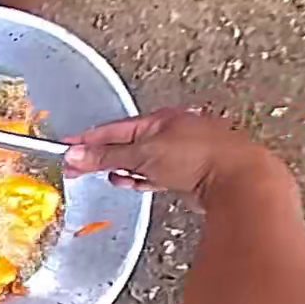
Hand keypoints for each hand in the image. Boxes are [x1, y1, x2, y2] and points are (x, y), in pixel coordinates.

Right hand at [62, 107, 286, 208]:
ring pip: (140, 160)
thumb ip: (105, 156)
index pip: (112, 129)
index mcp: (160, 119)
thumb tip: (74, 154)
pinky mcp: (189, 172)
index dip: (87, 140)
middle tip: (81, 168)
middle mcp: (171, 131)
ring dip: (124, 170)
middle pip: (126, 144)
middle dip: (104, 156)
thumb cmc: (197, 158)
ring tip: (115, 178)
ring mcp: (182, 151)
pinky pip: (155, 174)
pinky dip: (142, 179)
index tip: (66, 148)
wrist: (238, 181)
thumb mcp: (141, 155)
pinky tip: (137, 184)